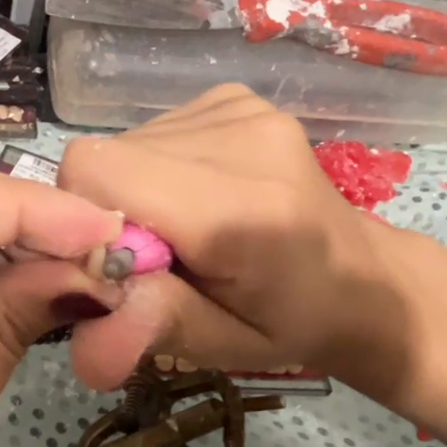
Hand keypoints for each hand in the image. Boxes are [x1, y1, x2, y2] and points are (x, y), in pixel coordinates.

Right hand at [58, 84, 432, 400]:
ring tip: (182, 234)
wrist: (364, 280)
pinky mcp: (234, 100)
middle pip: (101, 159)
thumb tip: (83, 339)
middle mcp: (239, 139)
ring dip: (129, 196)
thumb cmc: (292, 324)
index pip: (95, 171)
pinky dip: (154, 173)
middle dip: (105, 215)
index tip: (115, 269)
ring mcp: (240, 110)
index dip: (82, 224)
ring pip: (121, 145)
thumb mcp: (223, 347)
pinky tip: (196, 202)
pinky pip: (151, 133)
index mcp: (238, 211)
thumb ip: (152, 328)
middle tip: (154, 261)